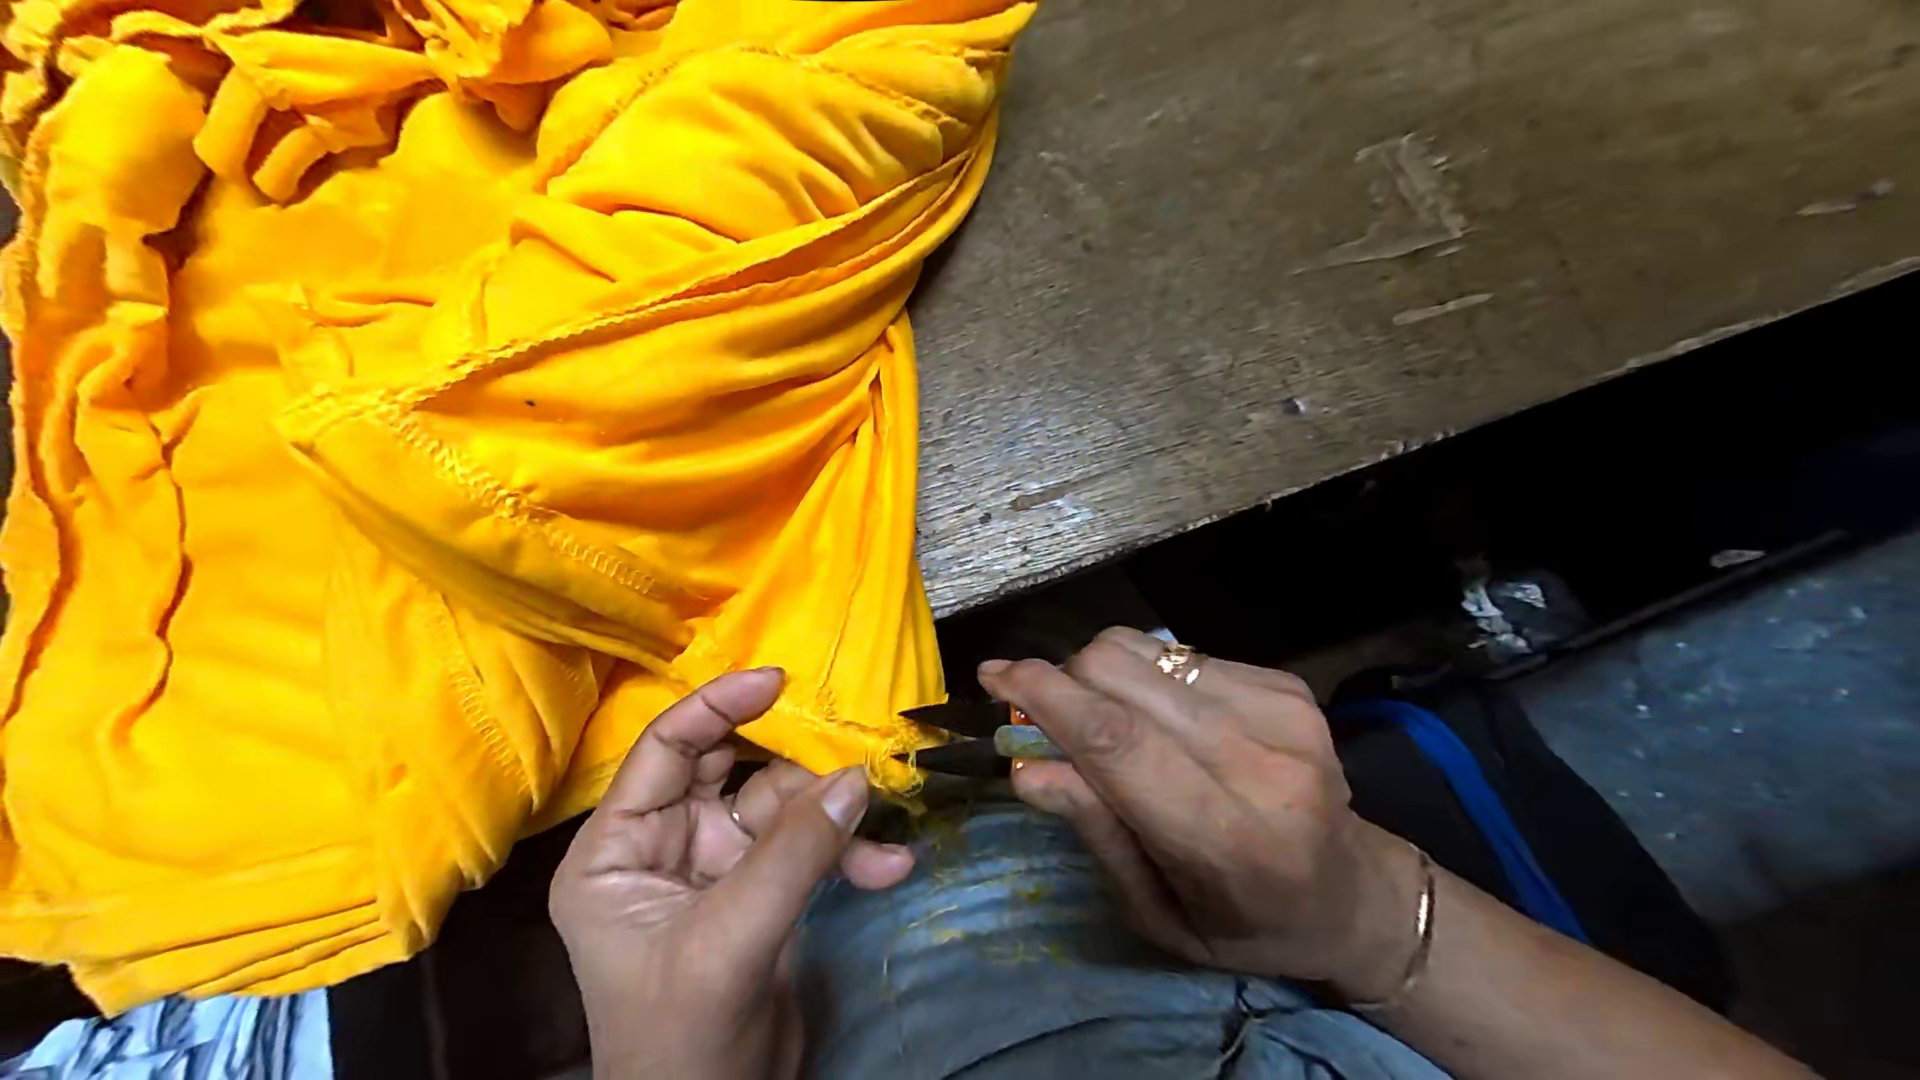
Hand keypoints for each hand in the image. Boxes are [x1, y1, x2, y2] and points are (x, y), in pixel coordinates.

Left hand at [549, 668, 915, 1079]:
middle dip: (792, 757)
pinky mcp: (763, 883)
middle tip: (844, 737)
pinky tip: (888, 867)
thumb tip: (856, 776)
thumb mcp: (731, 940)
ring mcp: (719, 860)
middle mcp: (667, 841)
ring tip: (876, 812)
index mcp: (620, 847)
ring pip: (782, 803)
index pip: (666, 748)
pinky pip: (809, 844)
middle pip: (733, 765)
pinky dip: (848, 852)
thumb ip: (794, 854)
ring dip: (833, 811)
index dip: (718, 705)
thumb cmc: (682, 1039)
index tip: (777, 679)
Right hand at [980, 628, 1422, 1000]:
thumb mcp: (1155, 911)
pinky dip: (1141, 674)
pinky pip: (1173, 650)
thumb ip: (1095, 830)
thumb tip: (1025, 768)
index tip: (993, 675)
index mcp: (1227, 837)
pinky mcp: (1283, 683)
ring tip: (1103, 715)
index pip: (1115, 739)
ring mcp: (1280, 709)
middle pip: (1120, 672)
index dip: (1044, 695)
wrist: (1355, 891)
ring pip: (1140, 648)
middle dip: (1061, 679)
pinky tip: (1156, 713)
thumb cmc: (1244, 921)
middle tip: (1043, 711)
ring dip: (1097, 672)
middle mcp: (1260, 759)